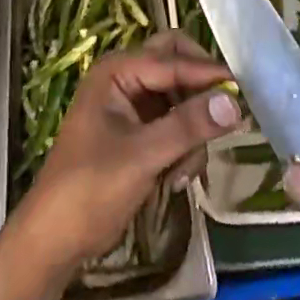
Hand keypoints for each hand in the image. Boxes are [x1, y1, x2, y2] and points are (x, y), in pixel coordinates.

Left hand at [17, 31, 241, 266]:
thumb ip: (187, 126)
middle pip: (177, 67)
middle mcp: (126, 79)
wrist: (55, 240)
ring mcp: (133, 105)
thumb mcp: (141, 157)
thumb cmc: (89, 190)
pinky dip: (183, 148)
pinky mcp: (140, 132)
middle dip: (199, 95)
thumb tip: (233, 103)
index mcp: (116, 71)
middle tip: (223, 119)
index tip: (244, 92)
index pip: (172, 59)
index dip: (208, 73)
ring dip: (191, 133)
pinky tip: (176, 180)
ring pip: (182, 99)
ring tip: (183, 174)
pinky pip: (176, 125)